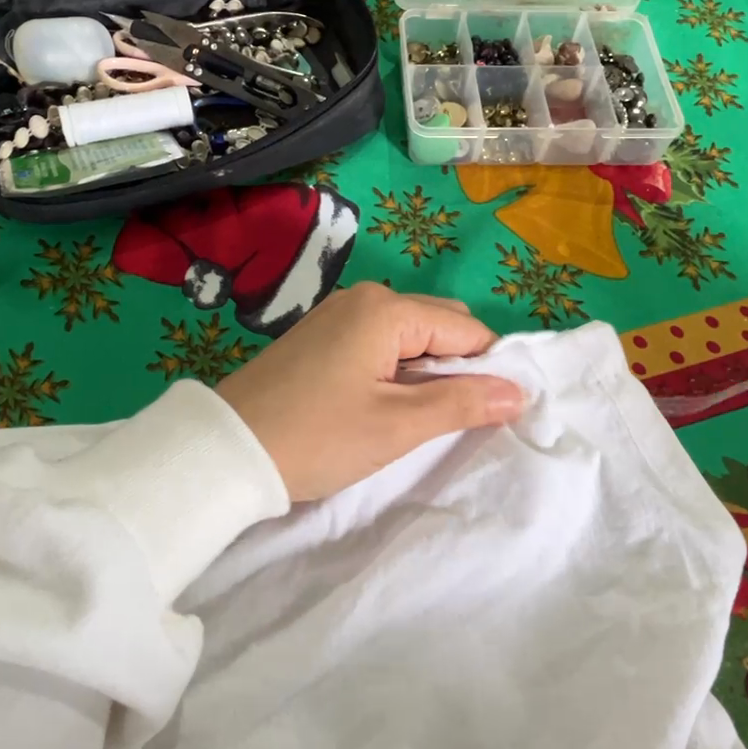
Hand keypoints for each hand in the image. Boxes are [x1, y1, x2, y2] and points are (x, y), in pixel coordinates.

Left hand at [215, 283, 525, 501]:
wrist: (228, 449)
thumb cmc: (317, 438)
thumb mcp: (396, 425)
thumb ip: (462, 403)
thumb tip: (519, 390)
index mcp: (387, 309)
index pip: (466, 331)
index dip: (485, 371)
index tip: (486, 415)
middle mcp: (365, 299)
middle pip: (439, 324)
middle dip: (456, 367)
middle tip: (443, 418)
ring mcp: (338, 315)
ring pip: (409, 335)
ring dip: (424, 371)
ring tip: (411, 416)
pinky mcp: (320, 336)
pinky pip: (378, 342)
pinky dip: (394, 368)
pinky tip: (380, 404)